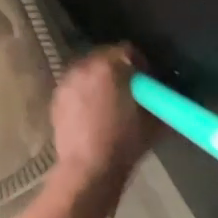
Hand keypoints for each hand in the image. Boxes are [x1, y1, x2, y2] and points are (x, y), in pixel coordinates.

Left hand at [50, 46, 157, 178]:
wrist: (87, 168)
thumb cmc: (124, 142)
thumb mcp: (152, 119)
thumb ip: (158, 98)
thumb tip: (162, 92)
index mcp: (108, 66)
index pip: (126, 50)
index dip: (139, 63)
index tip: (146, 79)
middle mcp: (83, 67)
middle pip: (103, 57)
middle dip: (116, 68)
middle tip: (127, 88)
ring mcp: (65, 83)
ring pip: (86, 71)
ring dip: (98, 79)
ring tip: (108, 100)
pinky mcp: (55, 99)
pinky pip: (74, 87)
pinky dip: (83, 92)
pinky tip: (91, 111)